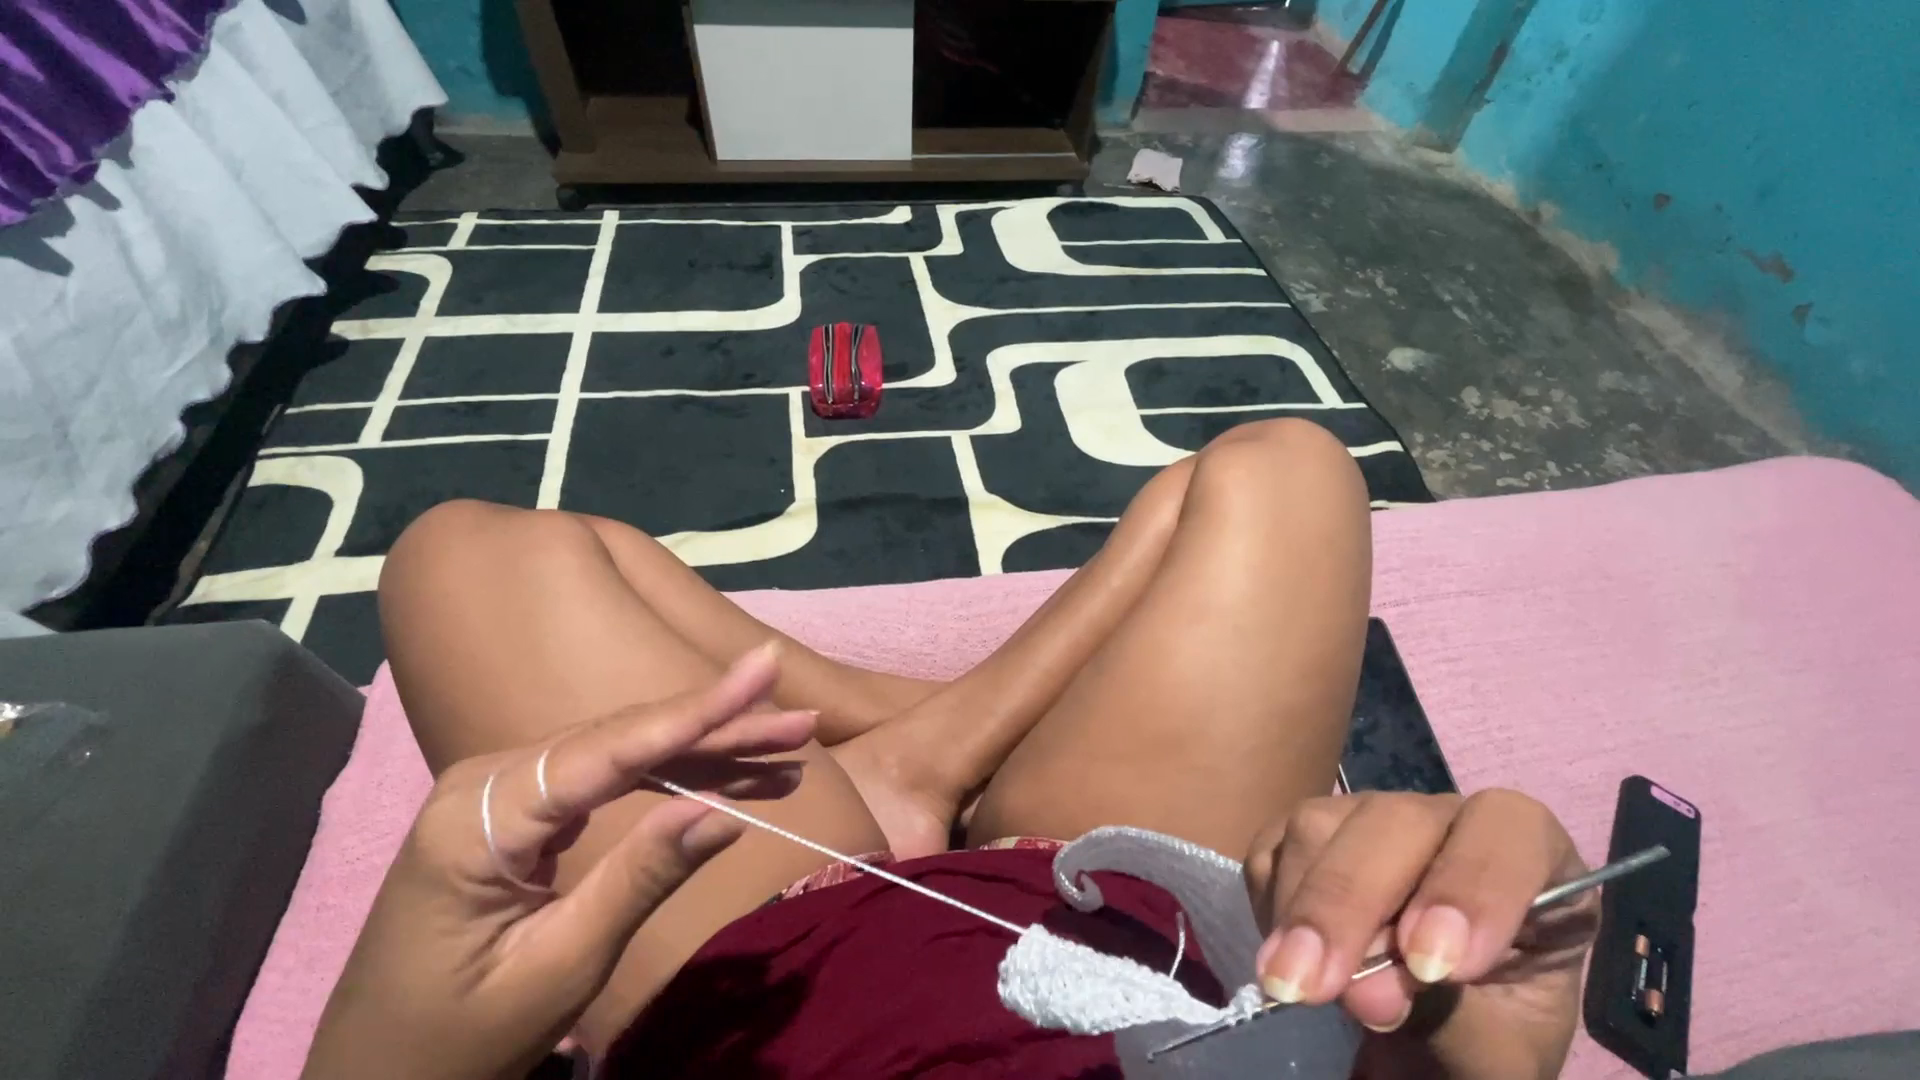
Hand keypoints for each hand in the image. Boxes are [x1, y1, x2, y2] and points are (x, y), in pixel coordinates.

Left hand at [302, 647, 813, 1079]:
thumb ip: (640, 878)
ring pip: (626, 752)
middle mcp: (490, 781)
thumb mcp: (559, 968)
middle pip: (626, 740)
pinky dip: (674, 776)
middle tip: (799, 724)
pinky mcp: (527, 809)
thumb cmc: (457, 1041)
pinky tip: (729, 777)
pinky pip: (611, 777)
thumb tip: (723, 813)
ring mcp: (506, 791)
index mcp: (478, 819)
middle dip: (719, 729)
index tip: (761, 670)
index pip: (609, 750)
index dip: (695, 711)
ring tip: (785, 750)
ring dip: (707, 751)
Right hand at [1243, 791, 1596, 1079]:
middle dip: (1352, 903)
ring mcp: (1365, 818)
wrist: (1421, 1051)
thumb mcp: (1499, 1055)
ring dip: (1302, 910)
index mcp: (1532, 860)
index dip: (1468, 886)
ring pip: (1319, 825)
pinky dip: (1271, 907)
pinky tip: (1290, 956)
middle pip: (1394, 822)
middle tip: (1319, 986)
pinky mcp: (1302, 836)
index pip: (1506, 829)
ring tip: (1296, 986)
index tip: (1431, 966)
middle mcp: (1444, 821)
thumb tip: (1366, 988)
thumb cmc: (1483, 1044)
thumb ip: (1453, 1020)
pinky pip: (1271, 849)